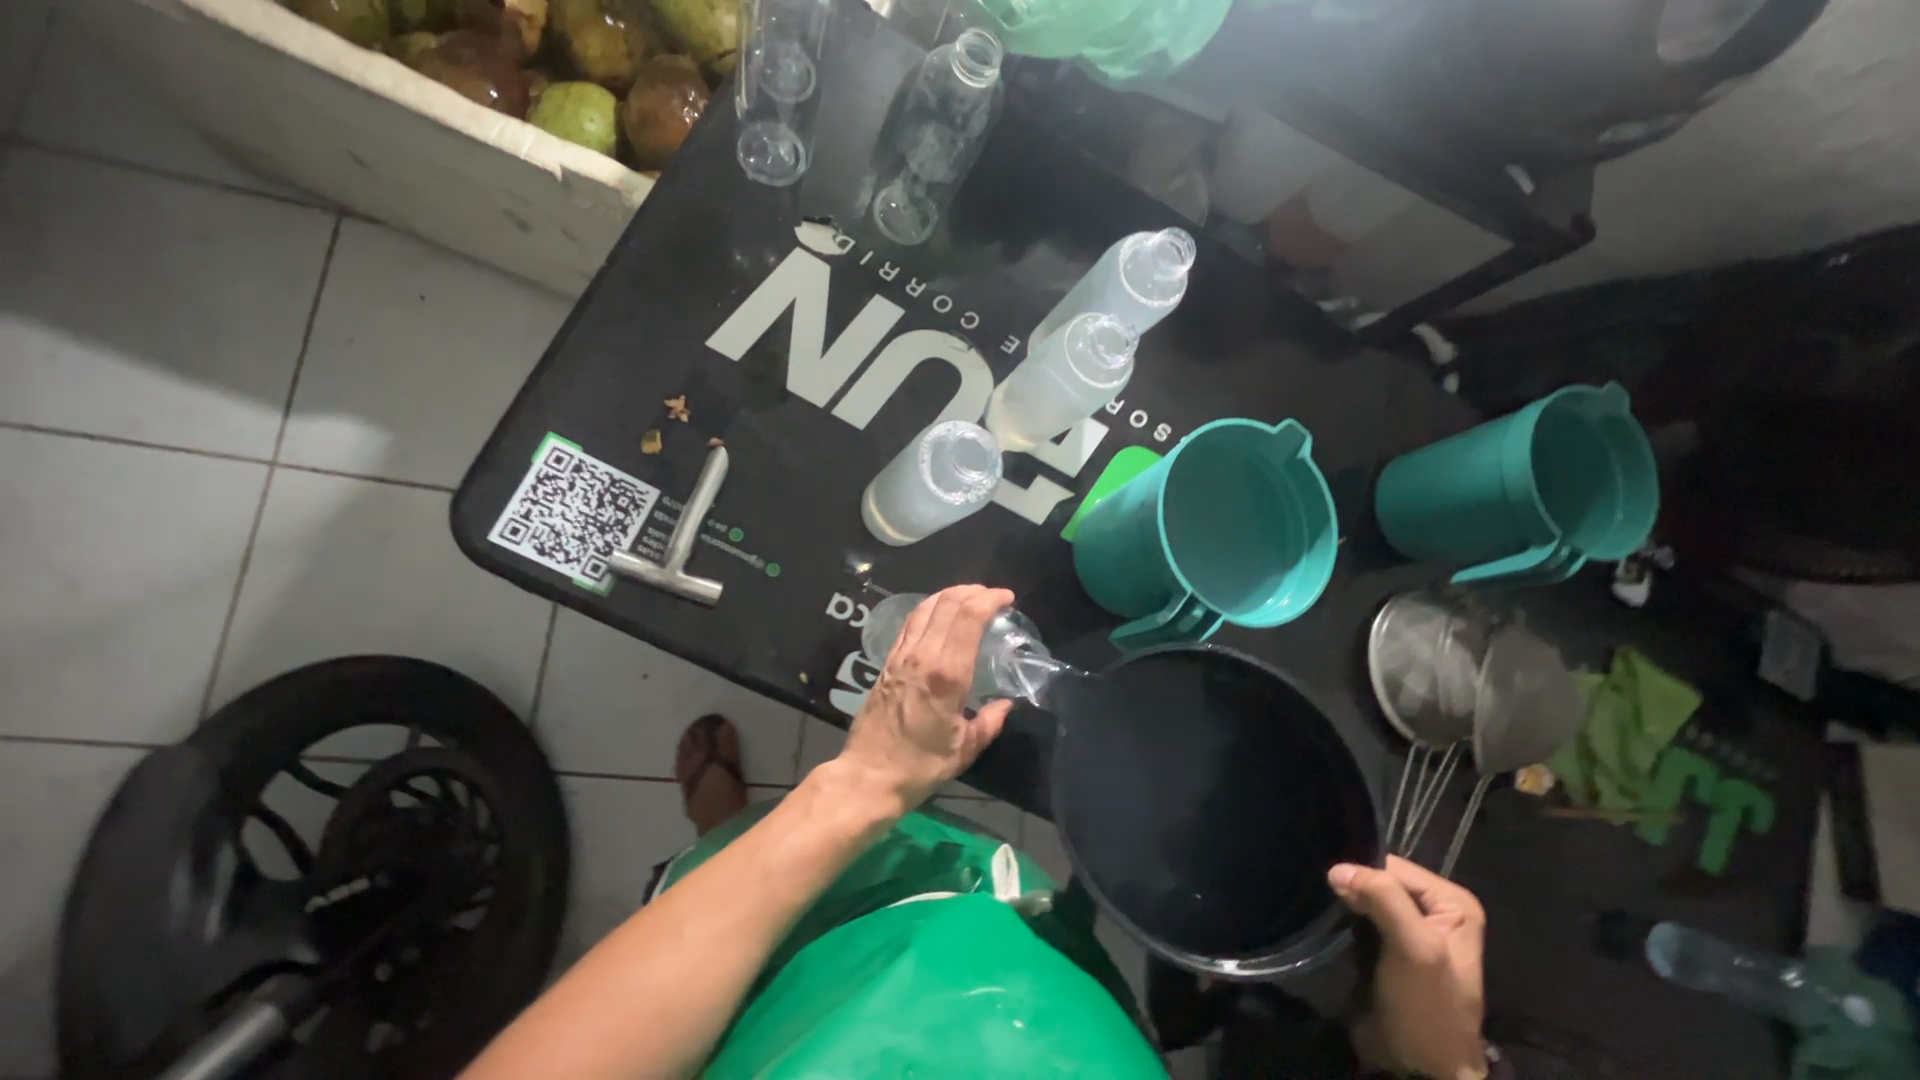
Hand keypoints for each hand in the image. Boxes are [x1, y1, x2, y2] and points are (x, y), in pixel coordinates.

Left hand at [833, 585, 1015, 811]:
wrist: (868, 776)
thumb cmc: (920, 766)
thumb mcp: (965, 748)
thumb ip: (989, 722)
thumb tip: (1005, 705)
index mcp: (947, 674)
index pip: (969, 618)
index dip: (990, 599)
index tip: (1006, 598)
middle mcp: (922, 656)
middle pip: (947, 604)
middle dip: (972, 591)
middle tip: (991, 595)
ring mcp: (900, 657)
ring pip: (925, 608)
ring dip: (949, 595)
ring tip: (968, 596)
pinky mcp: (886, 664)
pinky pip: (910, 624)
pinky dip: (929, 610)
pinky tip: (938, 615)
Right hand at [1330, 856, 1487, 1079]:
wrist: (1418, 1066)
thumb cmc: (1428, 1006)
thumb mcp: (1416, 948)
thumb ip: (1384, 899)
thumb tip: (1337, 869)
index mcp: (1452, 902)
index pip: (1393, 866)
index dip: (1364, 874)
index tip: (1334, 888)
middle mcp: (1432, 910)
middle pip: (1378, 880)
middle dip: (1350, 889)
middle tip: (1323, 901)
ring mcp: (1407, 930)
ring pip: (1362, 900)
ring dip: (1340, 907)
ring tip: (1319, 912)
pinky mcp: (1382, 949)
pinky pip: (1354, 921)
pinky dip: (1337, 923)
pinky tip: (1323, 926)